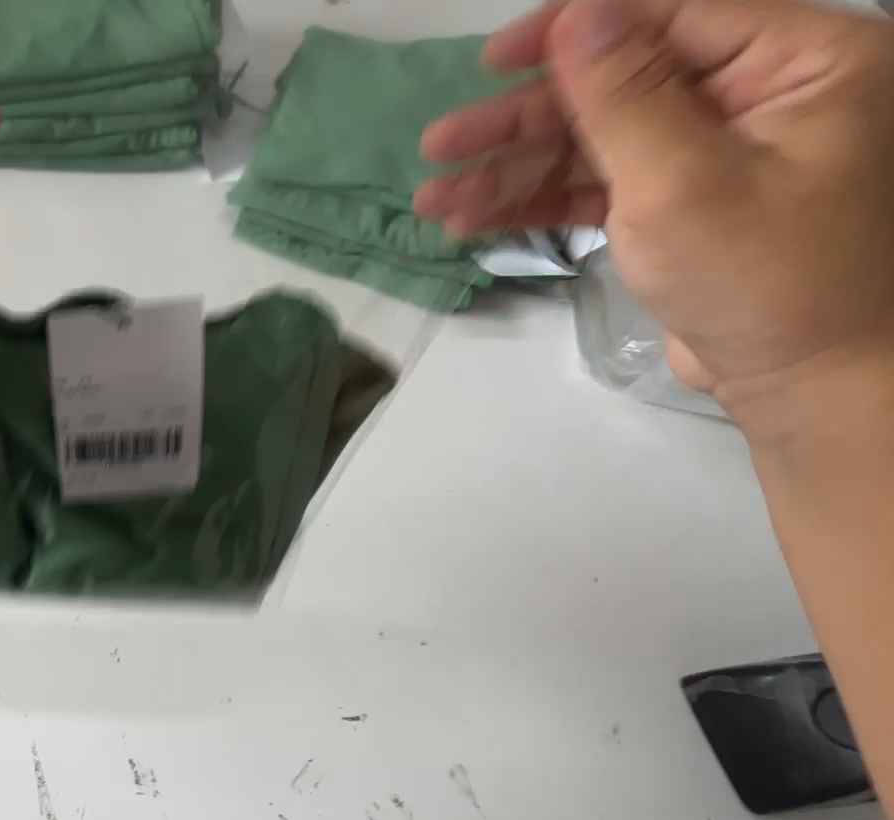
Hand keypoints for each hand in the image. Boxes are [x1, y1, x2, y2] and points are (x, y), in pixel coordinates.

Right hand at [414, 0, 893, 435]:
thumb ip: (626, 98)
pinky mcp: (667, 203)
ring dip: (506, 173)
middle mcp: (750, 95)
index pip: (668, 20)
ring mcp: (703, 152)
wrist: (795, 374)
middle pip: (610, 90)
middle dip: (518, 123)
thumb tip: (579, 18)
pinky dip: (529, 204)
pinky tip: (470, 220)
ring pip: (586, 145)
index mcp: (792, 62)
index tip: (491, 60)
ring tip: (434, 201)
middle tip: (439, 146)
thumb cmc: (759, 275)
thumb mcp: (683, 180)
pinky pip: (588, 188)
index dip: (574, 34)